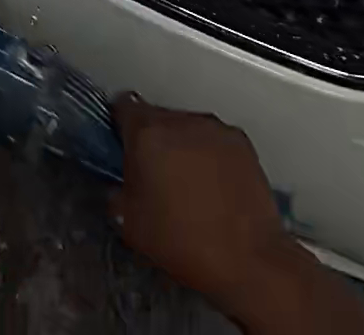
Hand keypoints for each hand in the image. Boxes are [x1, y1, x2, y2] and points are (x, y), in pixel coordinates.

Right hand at [108, 94, 303, 307]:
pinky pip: (213, 137)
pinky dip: (208, 151)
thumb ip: (117, 189)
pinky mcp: (240, 139)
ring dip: (180, 143)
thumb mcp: (129, 222)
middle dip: (152, 138)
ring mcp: (213, 126)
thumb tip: (122, 180)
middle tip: (153, 172)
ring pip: (186, 125)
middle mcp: (180, 120)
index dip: (119, 122)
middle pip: (156, 116)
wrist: (247, 258)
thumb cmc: (181, 241)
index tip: (121, 142)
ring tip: (187, 180)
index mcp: (147, 133)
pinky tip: (213, 182)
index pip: (124, 105)